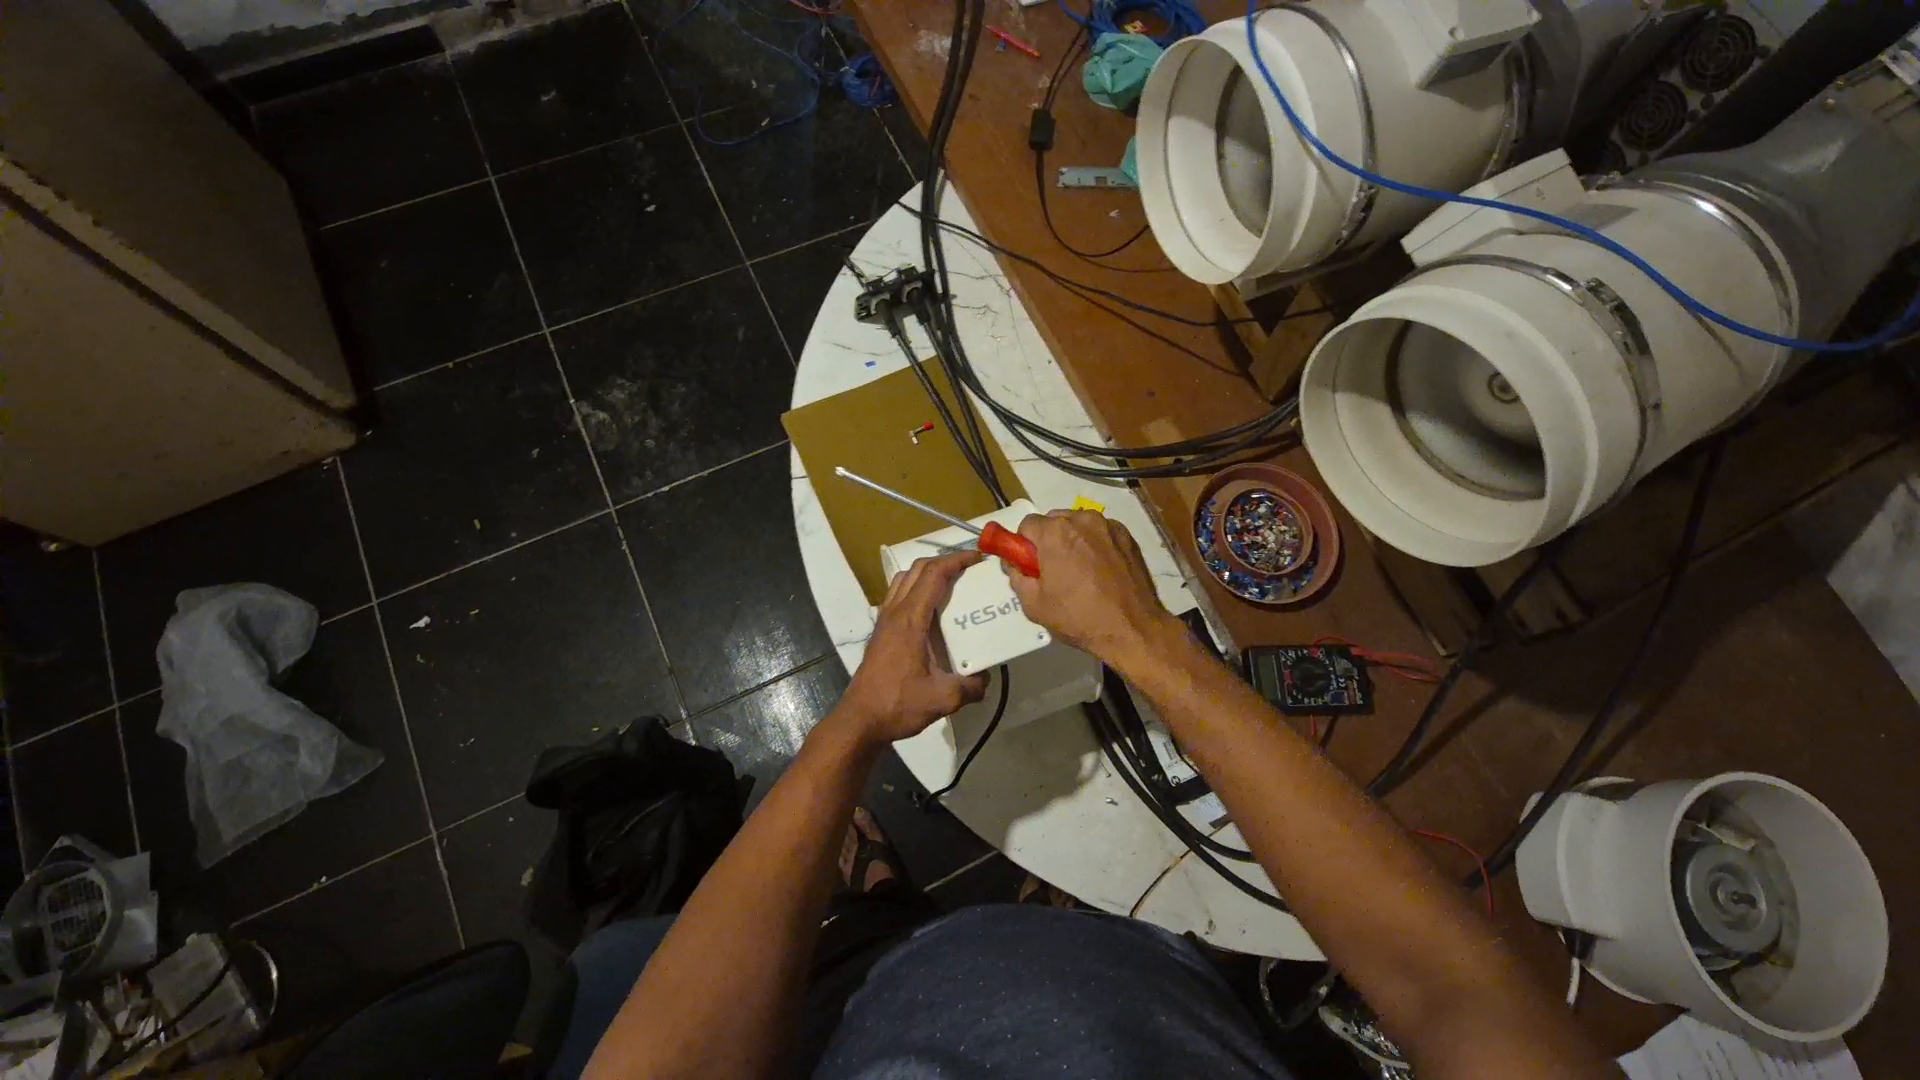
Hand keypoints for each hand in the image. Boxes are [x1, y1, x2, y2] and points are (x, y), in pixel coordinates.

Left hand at [837, 552, 991, 743]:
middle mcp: (895, 612)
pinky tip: (931, 610)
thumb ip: (971, 686)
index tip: (978, 558)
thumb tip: (986, 678)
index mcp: (910, 620)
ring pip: (904, 579)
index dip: (957, 560)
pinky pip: (898, 595)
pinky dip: (916, 588)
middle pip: (918, 569)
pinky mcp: (880, 631)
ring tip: (952, 583)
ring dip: (927, 573)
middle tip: (970, 569)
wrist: (860, 720)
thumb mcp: (944, 699)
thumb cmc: (899, 704)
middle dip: (945, 561)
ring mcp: (884, 620)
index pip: (934, 574)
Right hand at [1004, 511, 1179, 666]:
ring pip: (1078, 525)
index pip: (1026, 525)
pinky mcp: (1127, 535)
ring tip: (1080, 572)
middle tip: (1054, 571)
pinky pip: (1100, 532)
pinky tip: (1100, 570)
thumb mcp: (1034, 605)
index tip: (1030, 565)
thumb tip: (1014, 564)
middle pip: (1053, 521)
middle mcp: (1081, 520)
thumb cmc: (1079, 618)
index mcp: (1055, 533)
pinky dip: (1095, 544)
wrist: (1132, 629)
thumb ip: (1016, 577)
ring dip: (1072, 540)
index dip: (1024, 545)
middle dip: (1048, 541)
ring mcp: (1108, 525)